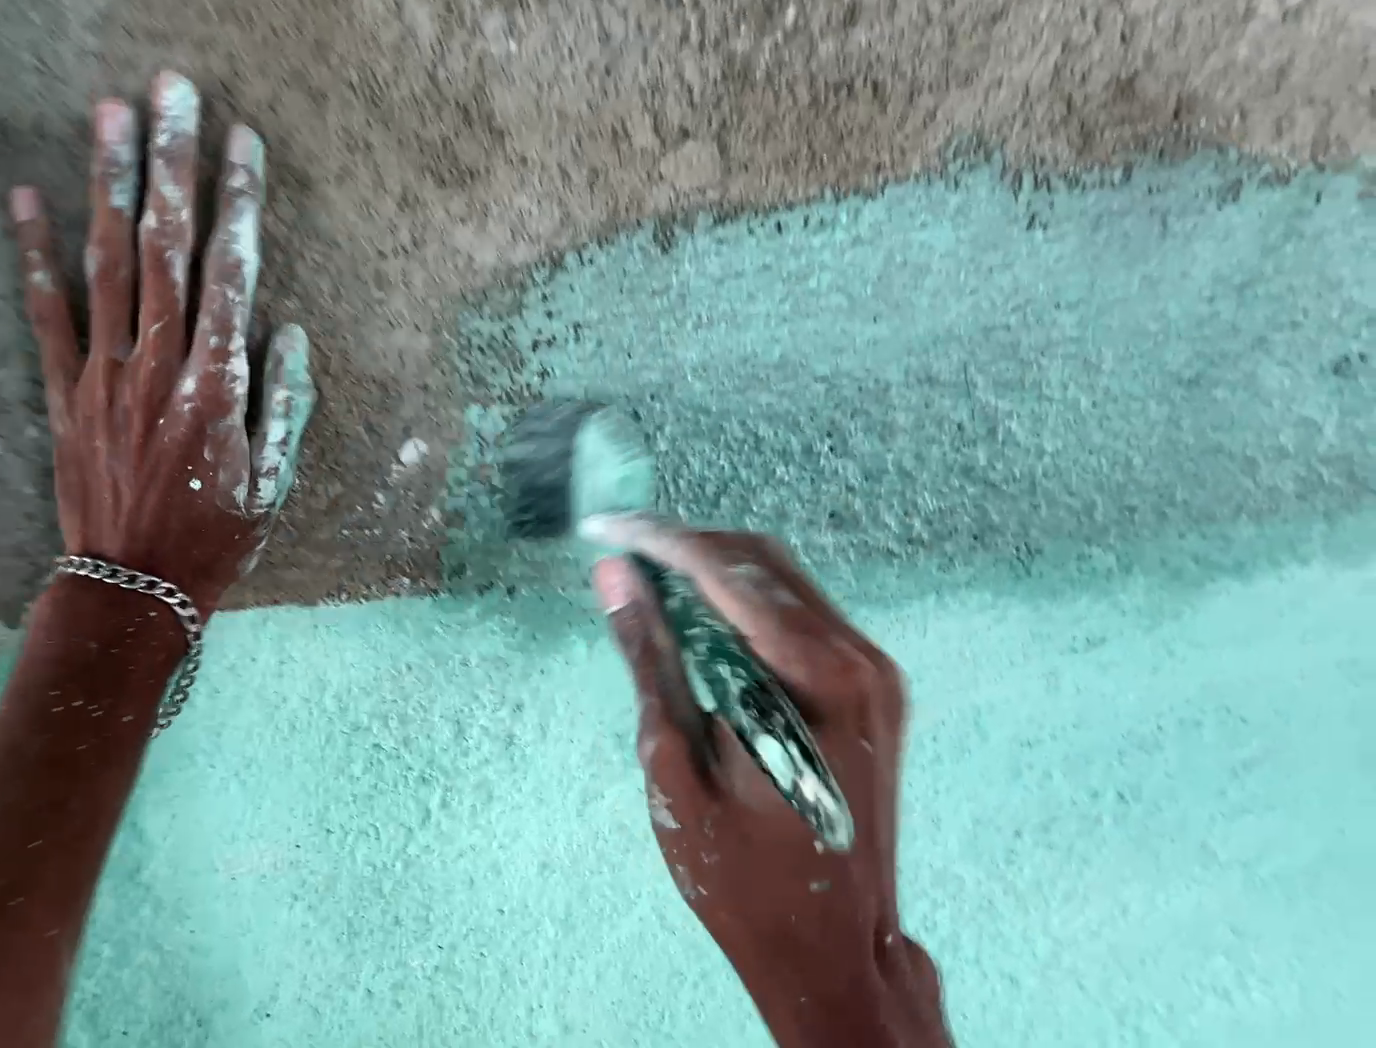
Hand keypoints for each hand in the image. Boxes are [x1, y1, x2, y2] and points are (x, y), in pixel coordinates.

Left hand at [7, 72, 313, 616]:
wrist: (134, 587)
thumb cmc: (215, 538)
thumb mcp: (273, 482)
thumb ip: (283, 401)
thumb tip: (286, 330)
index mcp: (217, 387)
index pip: (232, 274)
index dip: (238, 204)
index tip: (242, 143)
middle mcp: (159, 366)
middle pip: (165, 247)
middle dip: (172, 163)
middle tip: (171, 91)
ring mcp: (104, 376)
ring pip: (106, 264)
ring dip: (108, 184)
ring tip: (110, 115)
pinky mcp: (65, 395)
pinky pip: (46, 316)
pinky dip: (34, 257)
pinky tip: (27, 200)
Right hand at [587, 517, 949, 1046]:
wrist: (833, 950)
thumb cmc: (741, 875)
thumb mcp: (675, 765)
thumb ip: (650, 659)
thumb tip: (615, 577)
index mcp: (817, 678)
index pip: (726, 572)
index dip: (656, 539)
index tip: (602, 526)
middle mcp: (860, 658)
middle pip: (758, 560)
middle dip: (680, 545)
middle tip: (616, 551)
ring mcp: (874, 670)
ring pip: (780, 579)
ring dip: (708, 569)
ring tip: (643, 577)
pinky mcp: (870, 685)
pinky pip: (797, 612)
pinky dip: (738, 601)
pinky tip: (693, 614)